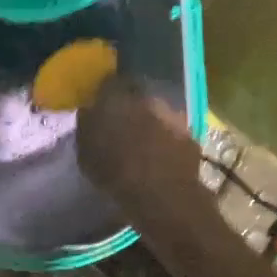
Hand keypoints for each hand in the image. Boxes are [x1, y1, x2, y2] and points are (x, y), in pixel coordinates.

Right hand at [75, 76, 200, 193]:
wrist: (161, 194)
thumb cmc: (114, 171)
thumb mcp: (85, 151)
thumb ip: (87, 125)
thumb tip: (88, 111)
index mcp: (118, 98)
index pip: (109, 82)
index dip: (104, 92)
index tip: (99, 102)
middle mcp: (147, 99)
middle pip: (137, 95)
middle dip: (130, 106)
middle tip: (121, 122)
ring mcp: (173, 116)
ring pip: (157, 113)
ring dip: (150, 122)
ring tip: (141, 141)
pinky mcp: (190, 136)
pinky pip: (173, 133)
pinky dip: (166, 140)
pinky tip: (159, 155)